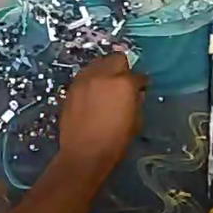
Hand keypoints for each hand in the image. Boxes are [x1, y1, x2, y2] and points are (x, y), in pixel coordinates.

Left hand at [55, 54, 147, 173]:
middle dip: (123, 69)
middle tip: (124, 82)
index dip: (141, 82)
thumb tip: (135, 93)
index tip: (141, 88)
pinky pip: (85, 75)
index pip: (137, 75)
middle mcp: (103, 75)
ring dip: (105, 71)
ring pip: (98, 63)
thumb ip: (136, 101)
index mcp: (124, 83)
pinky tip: (93, 92)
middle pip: (116, 59)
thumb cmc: (115, 141)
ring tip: (107, 85)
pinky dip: (91, 79)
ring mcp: (85, 79)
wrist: (84, 153)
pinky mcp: (72, 87)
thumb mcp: (136, 122)